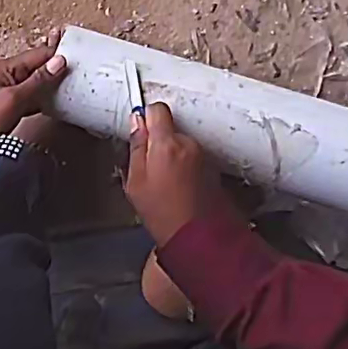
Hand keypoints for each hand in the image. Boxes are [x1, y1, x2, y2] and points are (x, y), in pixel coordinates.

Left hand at [0, 35, 69, 134]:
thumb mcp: (15, 97)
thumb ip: (38, 80)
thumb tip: (59, 62)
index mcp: (6, 67)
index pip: (37, 55)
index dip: (56, 55)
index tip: (74, 55)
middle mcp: (6, 74)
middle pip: (36, 66)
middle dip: (55, 65)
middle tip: (76, 63)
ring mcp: (8, 89)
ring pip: (35, 80)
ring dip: (51, 80)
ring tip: (69, 78)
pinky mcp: (10, 103)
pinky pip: (31, 95)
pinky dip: (44, 95)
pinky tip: (55, 98)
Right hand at [126, 101, 234, 243]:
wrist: (199, 239)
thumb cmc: (164, 214)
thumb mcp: (136, 181)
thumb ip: (136, 147)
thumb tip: (136, 123)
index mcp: (167, 144)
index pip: (157, 109)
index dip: (145, 116)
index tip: (139, 129)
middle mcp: (188, 144)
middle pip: (169, 127)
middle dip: (158, 141)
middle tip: (148, 167)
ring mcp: (202, 155)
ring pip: (180, 143)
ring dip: (171, 154)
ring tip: (163, 182)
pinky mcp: (211, 167)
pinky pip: (191, 157)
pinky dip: (183, 166)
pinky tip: (177, 187)